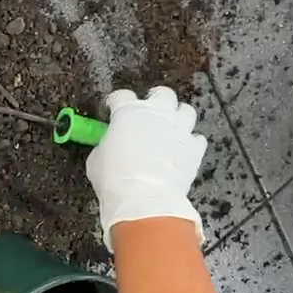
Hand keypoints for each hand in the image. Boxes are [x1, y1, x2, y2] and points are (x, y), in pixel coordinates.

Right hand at [86, 86, 207, 248]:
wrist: (143, 198)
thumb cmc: (113, 177)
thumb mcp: (96, 158)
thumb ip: (106, 144)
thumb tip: (110, 145)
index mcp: (128, 112)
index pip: (121, 96)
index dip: (115, 103)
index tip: (111, 111)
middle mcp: (157, 113)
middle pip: (163, 94)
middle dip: (155, 100)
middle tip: (148, 112)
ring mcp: (180, 129)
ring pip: (186, 110)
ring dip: (177, 117)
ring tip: (169, 129)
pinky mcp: (194, 148)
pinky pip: (196, 138)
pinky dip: (189, 142)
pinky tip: (180, 151)